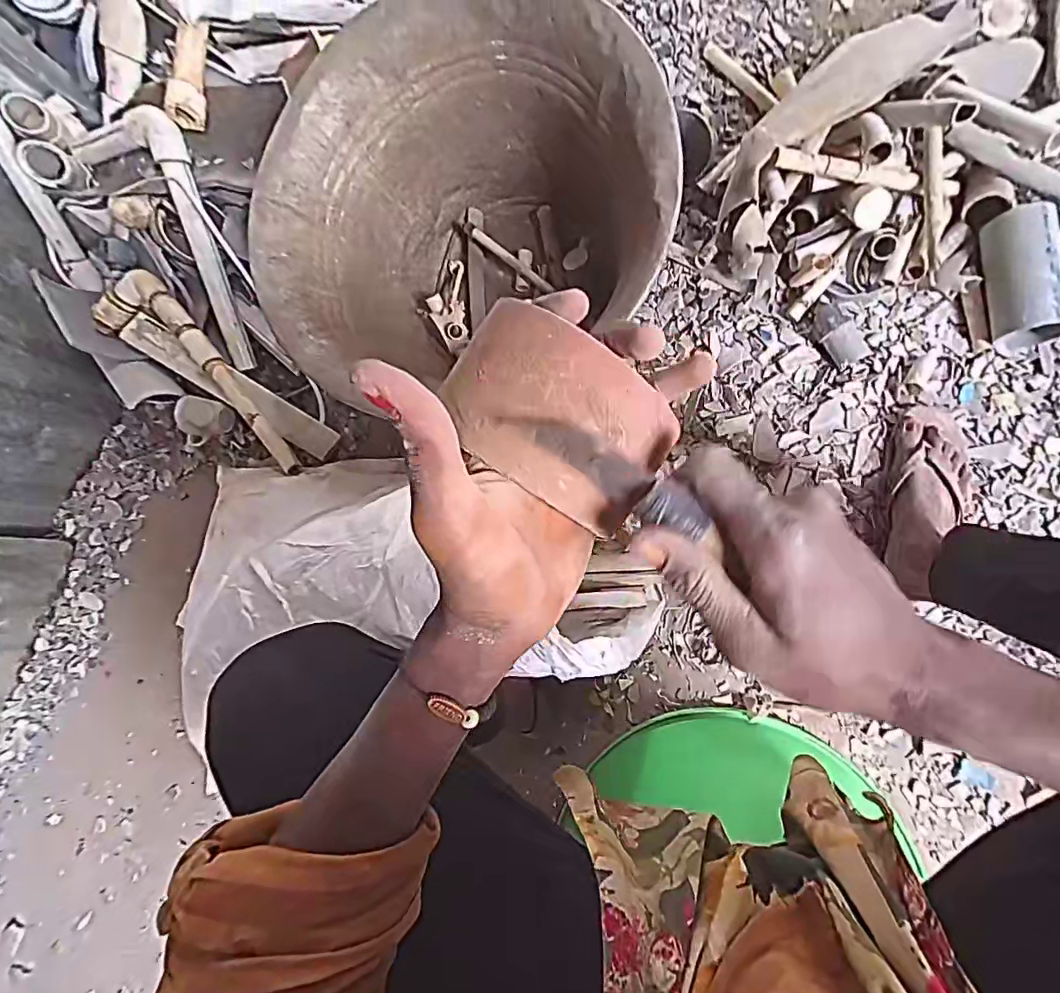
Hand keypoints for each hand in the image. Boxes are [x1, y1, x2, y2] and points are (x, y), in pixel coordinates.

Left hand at [353, 291, 712, 703]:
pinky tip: (684, 424)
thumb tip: (370, 372)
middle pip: (579, 376)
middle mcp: (531, 437)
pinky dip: (659, 438)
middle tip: (645, 340)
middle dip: (616, 349)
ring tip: (688, 367)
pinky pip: (630, 457)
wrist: (502, 620)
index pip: (518, 357)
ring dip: (652, 386)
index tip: (577, 304)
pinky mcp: (594, 494)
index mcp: (490, 426)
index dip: (548, 323)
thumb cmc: (465, 568)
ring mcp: (567, 465)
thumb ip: (421, 438)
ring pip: (613, 411)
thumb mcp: (441, 501)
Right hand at [632, 447, 937, 720]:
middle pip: (723, 492)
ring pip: (743, 507)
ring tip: (755, 596)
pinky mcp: (828, 516)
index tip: (674, 537)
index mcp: (775, 531)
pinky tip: (779, 589)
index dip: (678, 492)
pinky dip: (757, 544)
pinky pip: (769, 515)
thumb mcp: (747, 640)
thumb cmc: (826, 666)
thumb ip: (696, 581)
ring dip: (732, 544)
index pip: (708, 466)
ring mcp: (818, 506)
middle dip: (706, 533)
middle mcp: (798, 503)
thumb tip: (645, 537)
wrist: (909, 667)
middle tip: (722, 588)